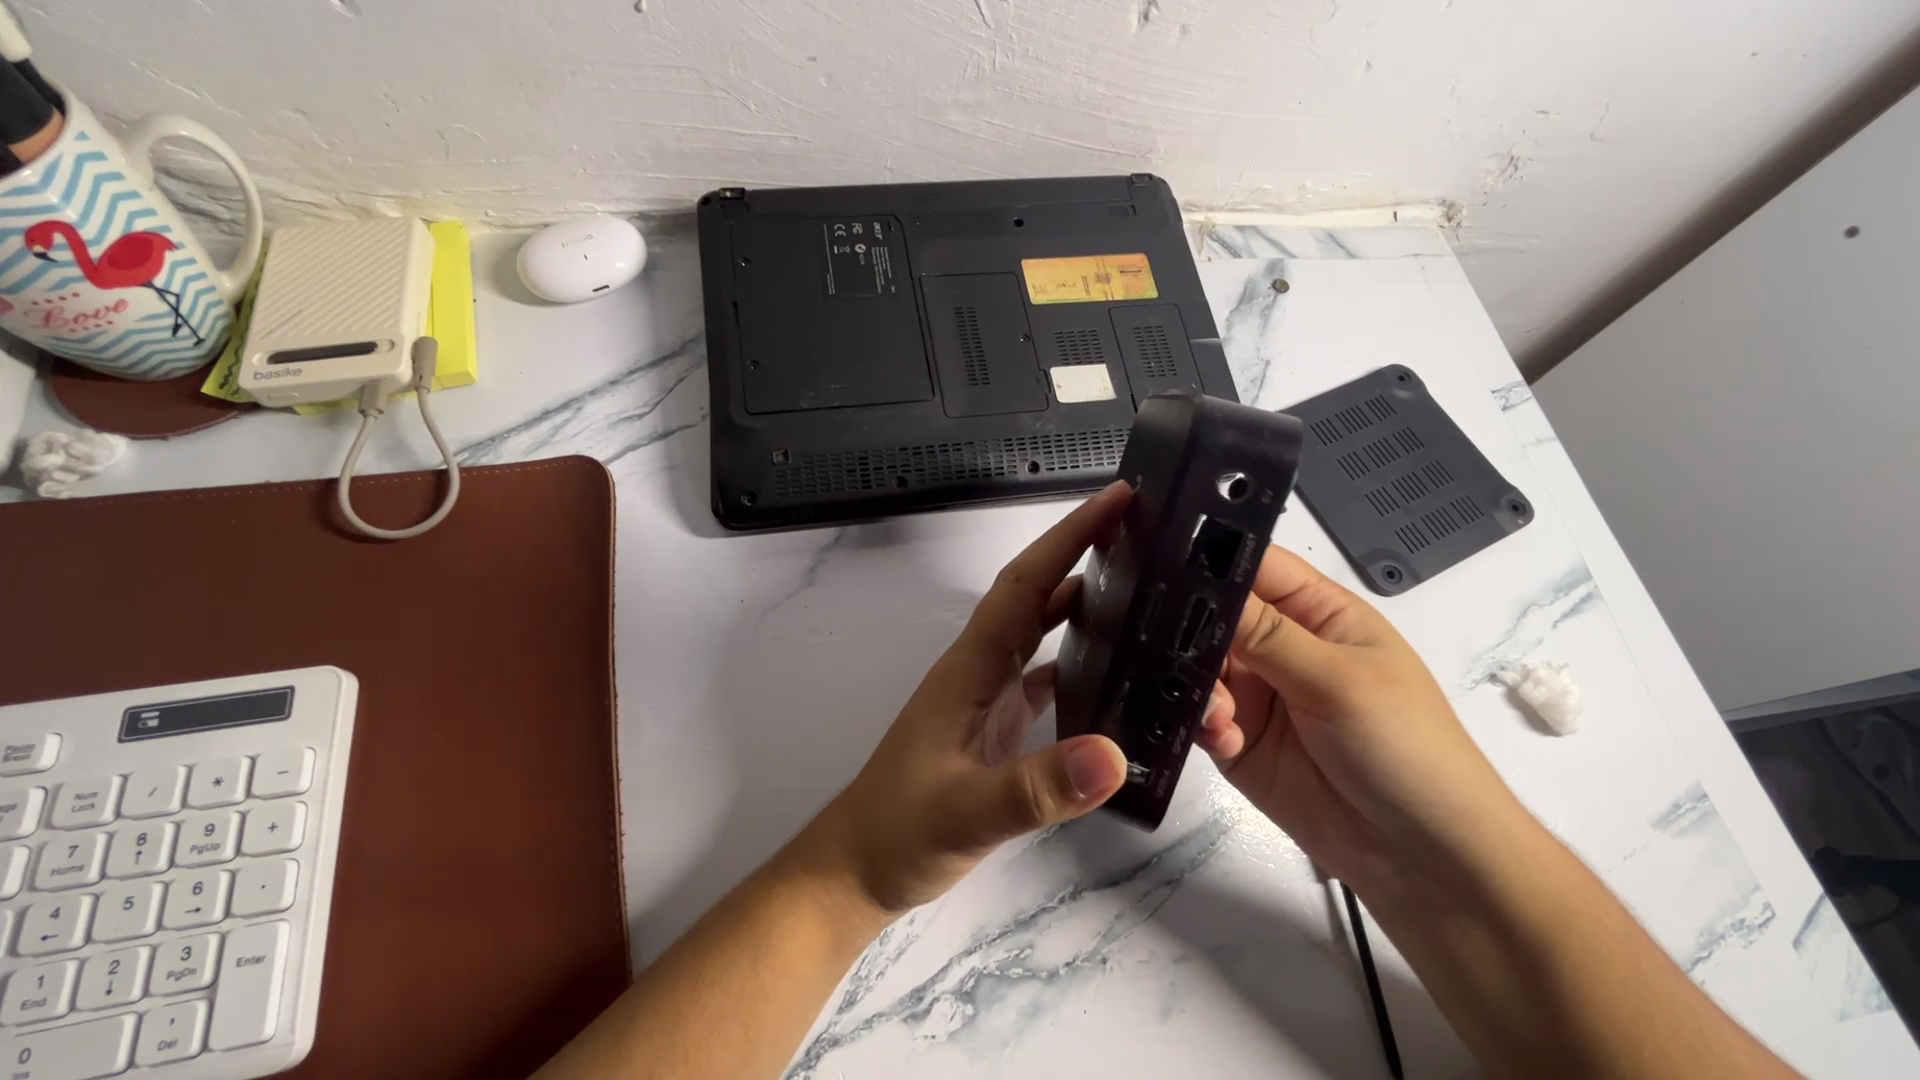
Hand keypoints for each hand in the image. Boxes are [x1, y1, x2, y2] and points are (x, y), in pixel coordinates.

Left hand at [798, 482, 1134, 914]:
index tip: (1117, 500)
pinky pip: (1042, 676)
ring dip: (1082, 602)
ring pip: (1039, 632)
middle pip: (1036, 594)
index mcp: (970, 667)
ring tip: (1143, 588)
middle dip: (1084, 554)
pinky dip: (1076, 661)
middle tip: (1146, 533)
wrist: (860, 867)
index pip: (1025, 584)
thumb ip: (1038, 787)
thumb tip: (1114, 755)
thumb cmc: (900, 831)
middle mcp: (980, 669)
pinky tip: (1113, 673)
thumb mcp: (968, 812)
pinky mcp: (995, 727)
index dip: (1068, 538)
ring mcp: (987, 697)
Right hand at [1194, 545, 1521, 891]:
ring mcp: (1258, 694)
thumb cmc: (1406, 748)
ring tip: (1222, 717)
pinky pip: (1199, 717)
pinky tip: (1226, 741)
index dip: (1211, 559)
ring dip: (1199, 687)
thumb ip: (1267, 635)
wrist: (1422, 858)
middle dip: (1192, 632)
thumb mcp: (1340, 681)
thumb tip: (1203, 582)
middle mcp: (1280, 646)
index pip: (1255, 567)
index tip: (1163, 566)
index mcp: (1317, 613)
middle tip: (1180, 655)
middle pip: (1214, 616)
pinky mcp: (1238, 739)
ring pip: (1199, 668)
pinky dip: (1201, 724)